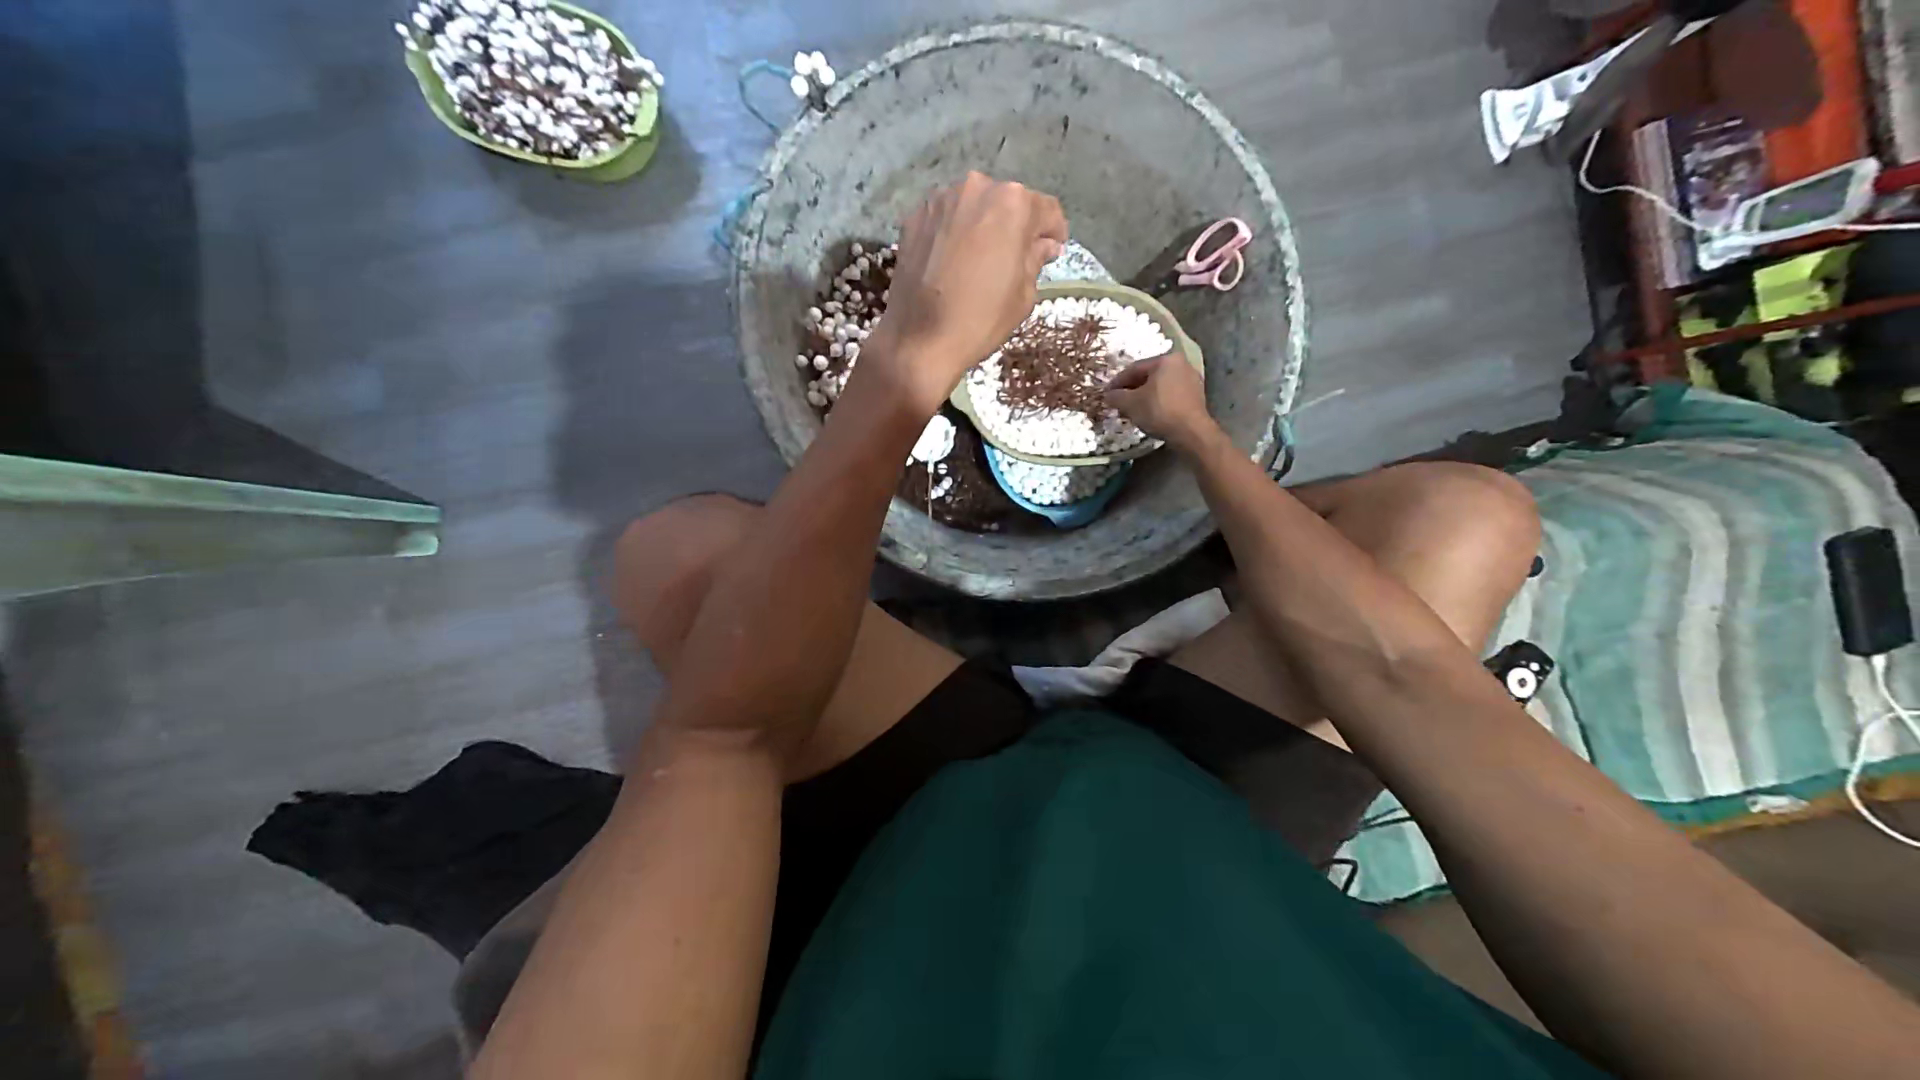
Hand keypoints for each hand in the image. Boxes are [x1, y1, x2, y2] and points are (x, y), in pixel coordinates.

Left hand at [866, 172, 1067, 413]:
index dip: (1053, 232)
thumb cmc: (981, 319)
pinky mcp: (914, 217)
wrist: (919, 340)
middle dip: (1015, 226)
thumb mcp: (1024, 294)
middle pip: (1007, 202)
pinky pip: (945, 220)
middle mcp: (976, 188)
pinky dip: (954, 234)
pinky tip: (952, 263)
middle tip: (1014, 258)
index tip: (1052, 250)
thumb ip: (1036, 259)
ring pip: (973, 207)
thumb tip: (1044, 245)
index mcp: (1013, 203)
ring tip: (979, 261)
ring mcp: (940, 200)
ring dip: (982, 226)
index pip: (1046, 210)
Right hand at [1105, 353, 1216, 452]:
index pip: (1134, 369)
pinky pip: (1171, 394)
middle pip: (1148, 376)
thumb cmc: (1158, 411)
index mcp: (1165, 360)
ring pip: (1160, 386)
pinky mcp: (1197, 395)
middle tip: (1118, 403)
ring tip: (1132, 410)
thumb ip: (1116, 396)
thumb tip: (1108, 395)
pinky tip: (1150, 413)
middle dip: (1131, 390)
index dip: (1117, 382)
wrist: (1191, 432)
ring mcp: (1191, 379)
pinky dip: (1158, 401)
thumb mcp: (1130, 404)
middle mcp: (1181, 364)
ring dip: (1144, 397)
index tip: (1107, 394)